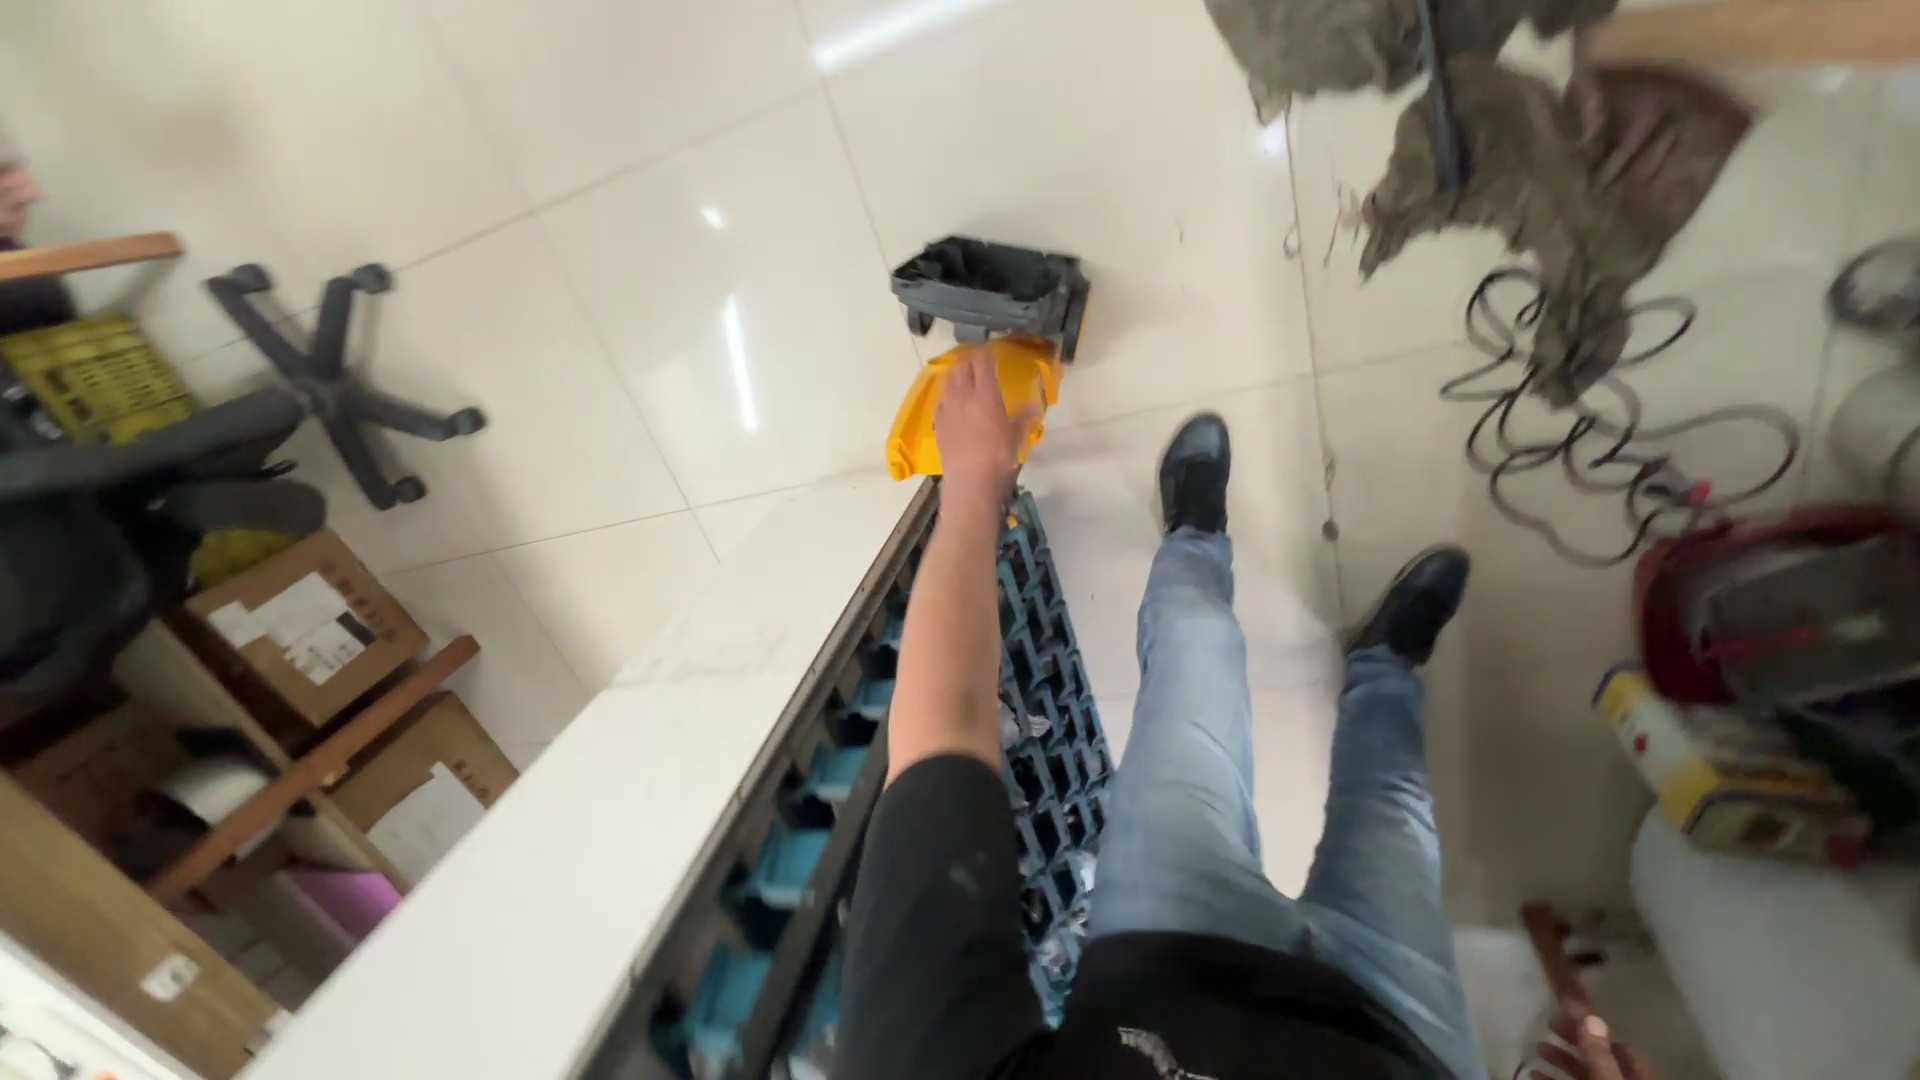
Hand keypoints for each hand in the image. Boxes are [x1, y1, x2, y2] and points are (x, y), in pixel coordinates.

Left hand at [935, 347, 1034, 505]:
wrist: (970, 479)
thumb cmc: (998, 457)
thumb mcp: (1016, 437)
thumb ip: (1023, 419)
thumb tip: (1034, 408)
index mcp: (986, 394)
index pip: (982, 363)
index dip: (986, 353)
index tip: (990, 350)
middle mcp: (963, 396)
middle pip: (962, 367)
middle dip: (969, 360)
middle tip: (976, 360)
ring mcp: (948, 408)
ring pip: (948, 381)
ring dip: (956, 374)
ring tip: (961, 375)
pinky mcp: (938, 423)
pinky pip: (941, 400)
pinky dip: (947, 394)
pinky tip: (951, 400)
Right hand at [1530, 1012, 1654, 1079]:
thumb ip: (1600, 1054)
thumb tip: (1591, 1016)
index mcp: (1638, 1076)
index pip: (1623, 1047)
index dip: (1597, 1028)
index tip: (1566, 1011)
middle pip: (1601, 1057)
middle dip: (1574, 1039)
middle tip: (1549, 1024)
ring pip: (1585, 1072)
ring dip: (1561, 1058)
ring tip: (1538, 1049)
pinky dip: (1553, 1078)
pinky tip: (1535, 1073)